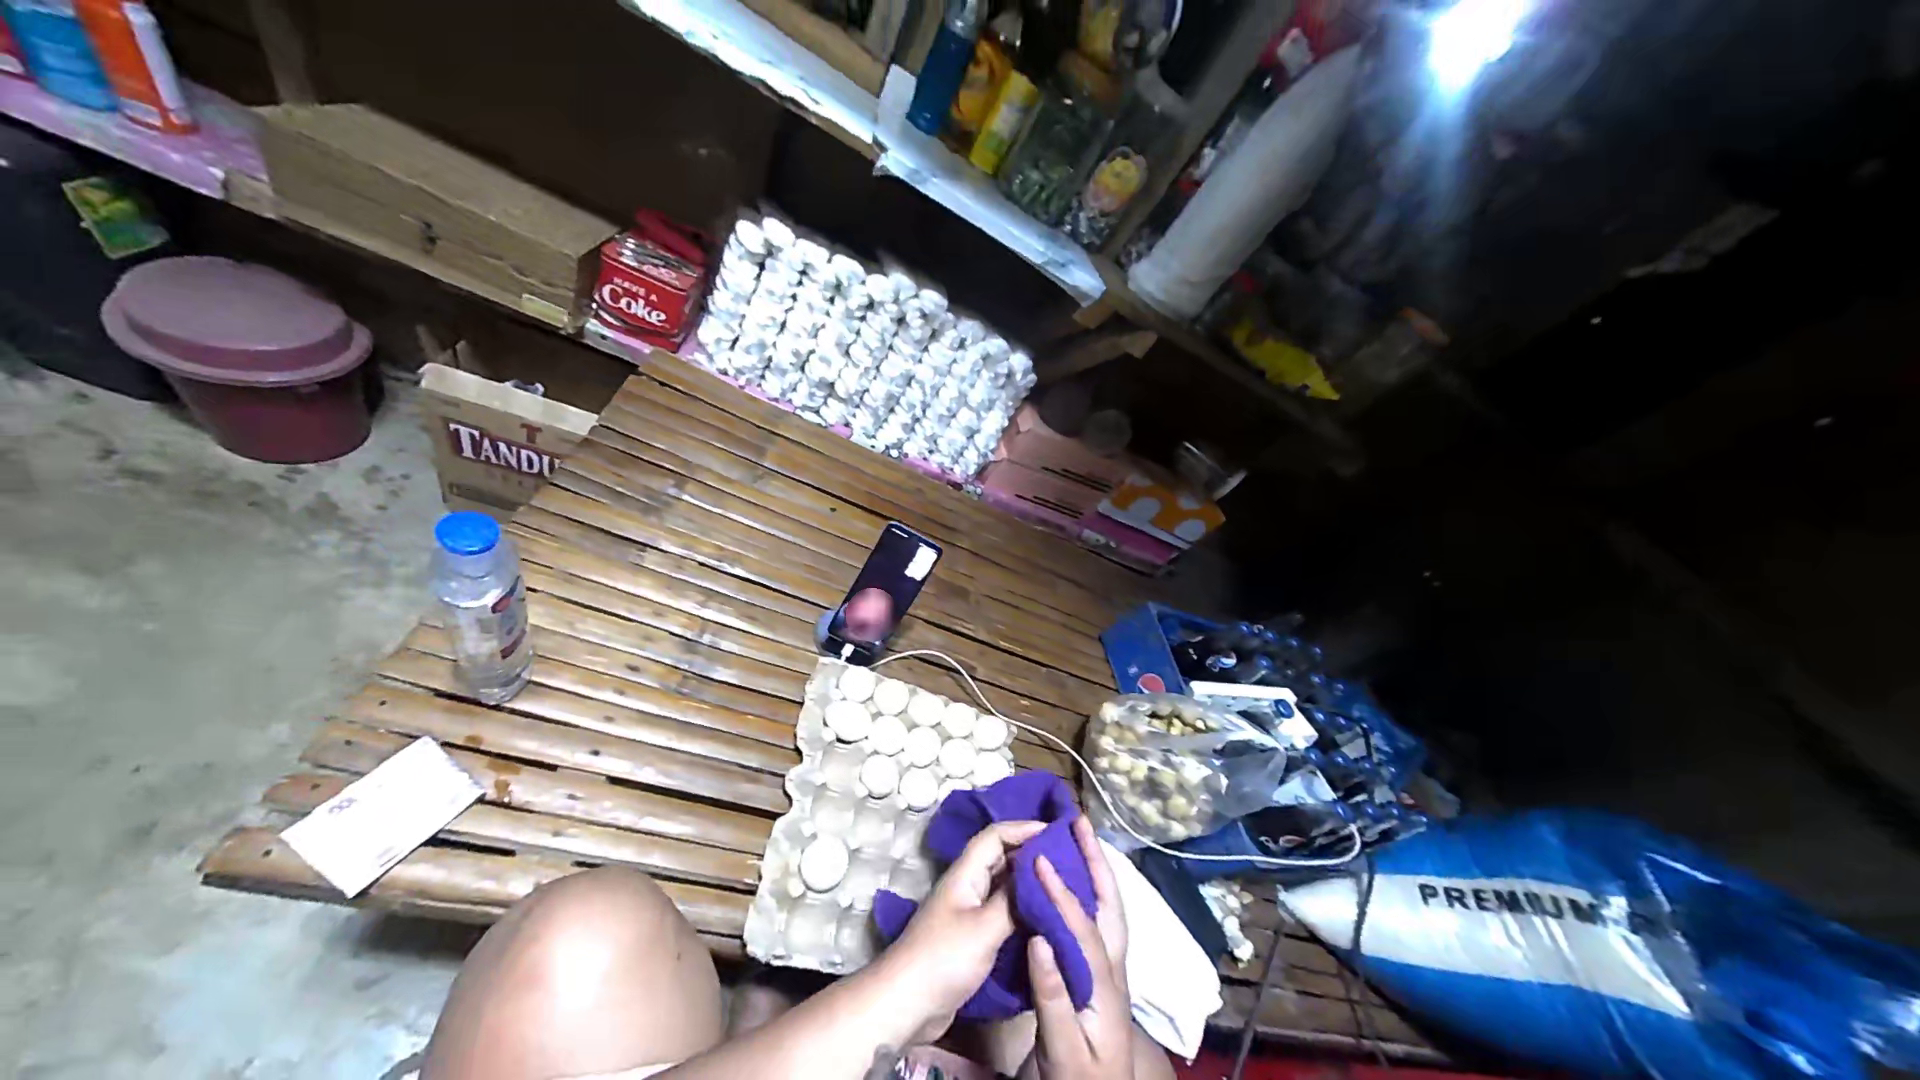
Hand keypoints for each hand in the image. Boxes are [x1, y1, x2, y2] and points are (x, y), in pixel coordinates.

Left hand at [877, 820, 1046, 1043]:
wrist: (907, 1003)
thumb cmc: (944, 958)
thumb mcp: (984, 928)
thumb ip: (1013, 901)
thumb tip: (1039, 876)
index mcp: (966, 873)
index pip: (995, 836)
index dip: (1024, 828)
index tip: (1056, 832)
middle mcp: (968, 885)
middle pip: (1001, 857)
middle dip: (1031, 852)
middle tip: (1067, 857)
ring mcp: (969, 911)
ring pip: (1003, 885)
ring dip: (1029, 882)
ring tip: (1062, 883)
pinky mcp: (972, 936)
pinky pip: (1002, 910)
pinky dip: (1022, 907)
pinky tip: (1043, 916)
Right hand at [1026, 816, 1131, 1079]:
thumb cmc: (1081, 1079)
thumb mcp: (1064, 1049)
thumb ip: (1052, 996)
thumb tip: (1039, 938)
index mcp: (1105, 984)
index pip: (1084, 928)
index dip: (1061, 892)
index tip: (1038, 858)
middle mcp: (1114, 967)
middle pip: (1110, 904)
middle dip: (1095, 860)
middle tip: (1079, 823)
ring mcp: (1110, 969)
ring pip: (1108, 909)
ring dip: (1095, 870)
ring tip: (1077, 838)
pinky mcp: (1100, 973)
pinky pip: (1097, 920)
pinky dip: (1088, 890)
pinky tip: (1072, 880)